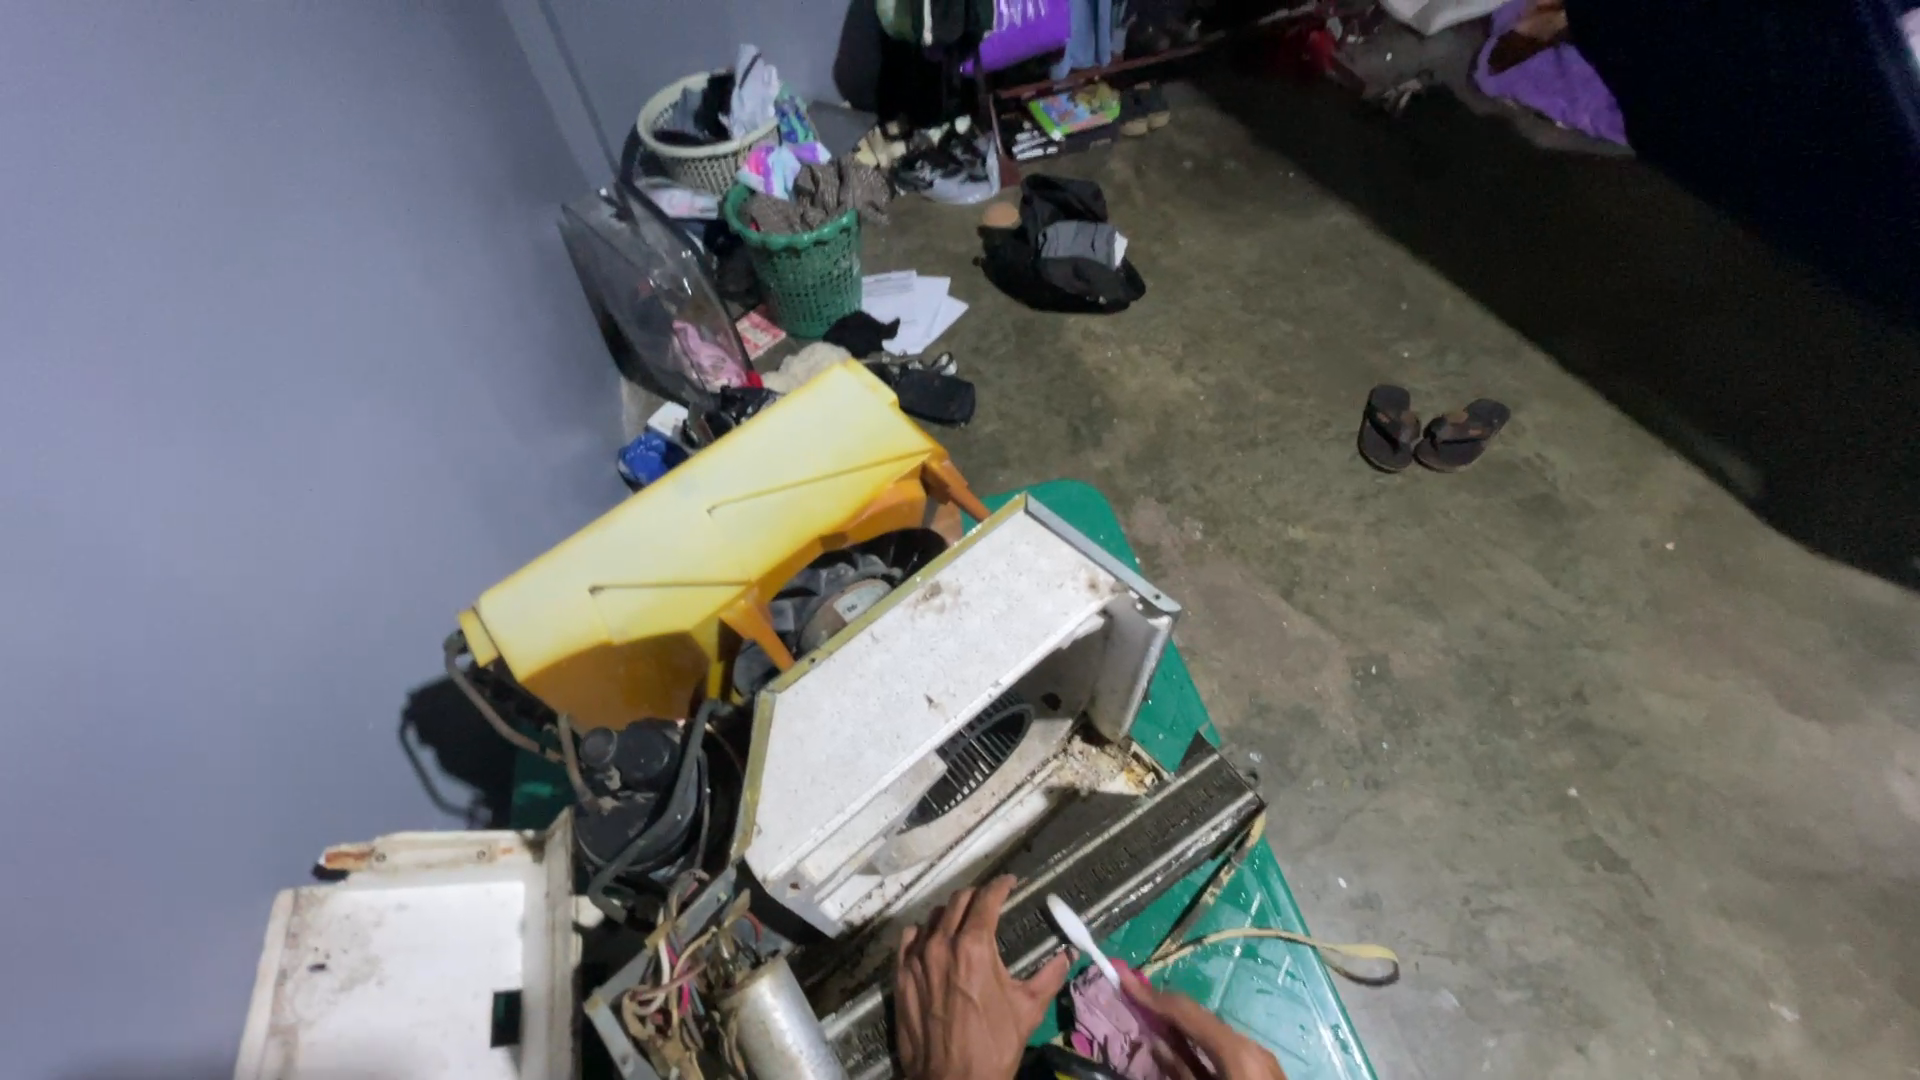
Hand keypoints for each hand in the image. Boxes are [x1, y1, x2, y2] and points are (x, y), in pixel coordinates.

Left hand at [895, 875, 1073, 1079]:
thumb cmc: (992, 1046)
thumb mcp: (1027, 1010)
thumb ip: (1049, 976)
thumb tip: (1069, 954)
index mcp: (974, 946)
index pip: (987, 898)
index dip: (1001, 885)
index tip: (1010, 882)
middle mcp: (943, 942)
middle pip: (959, 900)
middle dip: (978, 896)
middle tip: (991, 902)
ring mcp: (917, 956)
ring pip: (934, 916)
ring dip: (952, 914)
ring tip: (964, 922)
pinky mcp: (901, 972)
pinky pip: (910, 937)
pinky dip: (924, 932)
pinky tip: (934, 940)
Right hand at [1124, 975, 1287, 1079]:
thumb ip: (1179, 1070)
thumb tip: (1156, 1043)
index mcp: (1235, 1049)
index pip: (1185, 1010)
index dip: (1151, 995)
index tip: (1124, 979)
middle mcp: (1250, 1045)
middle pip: (1199, 1017)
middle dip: (1166, 1009)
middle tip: (1135, 999)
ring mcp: (1261, 1059)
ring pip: (1212, 1033)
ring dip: (1182, 1028)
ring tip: (1153, 1022)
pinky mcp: (1265, 1073)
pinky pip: (1225, 1050)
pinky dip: (1201, 1047)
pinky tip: (1183, 1052)